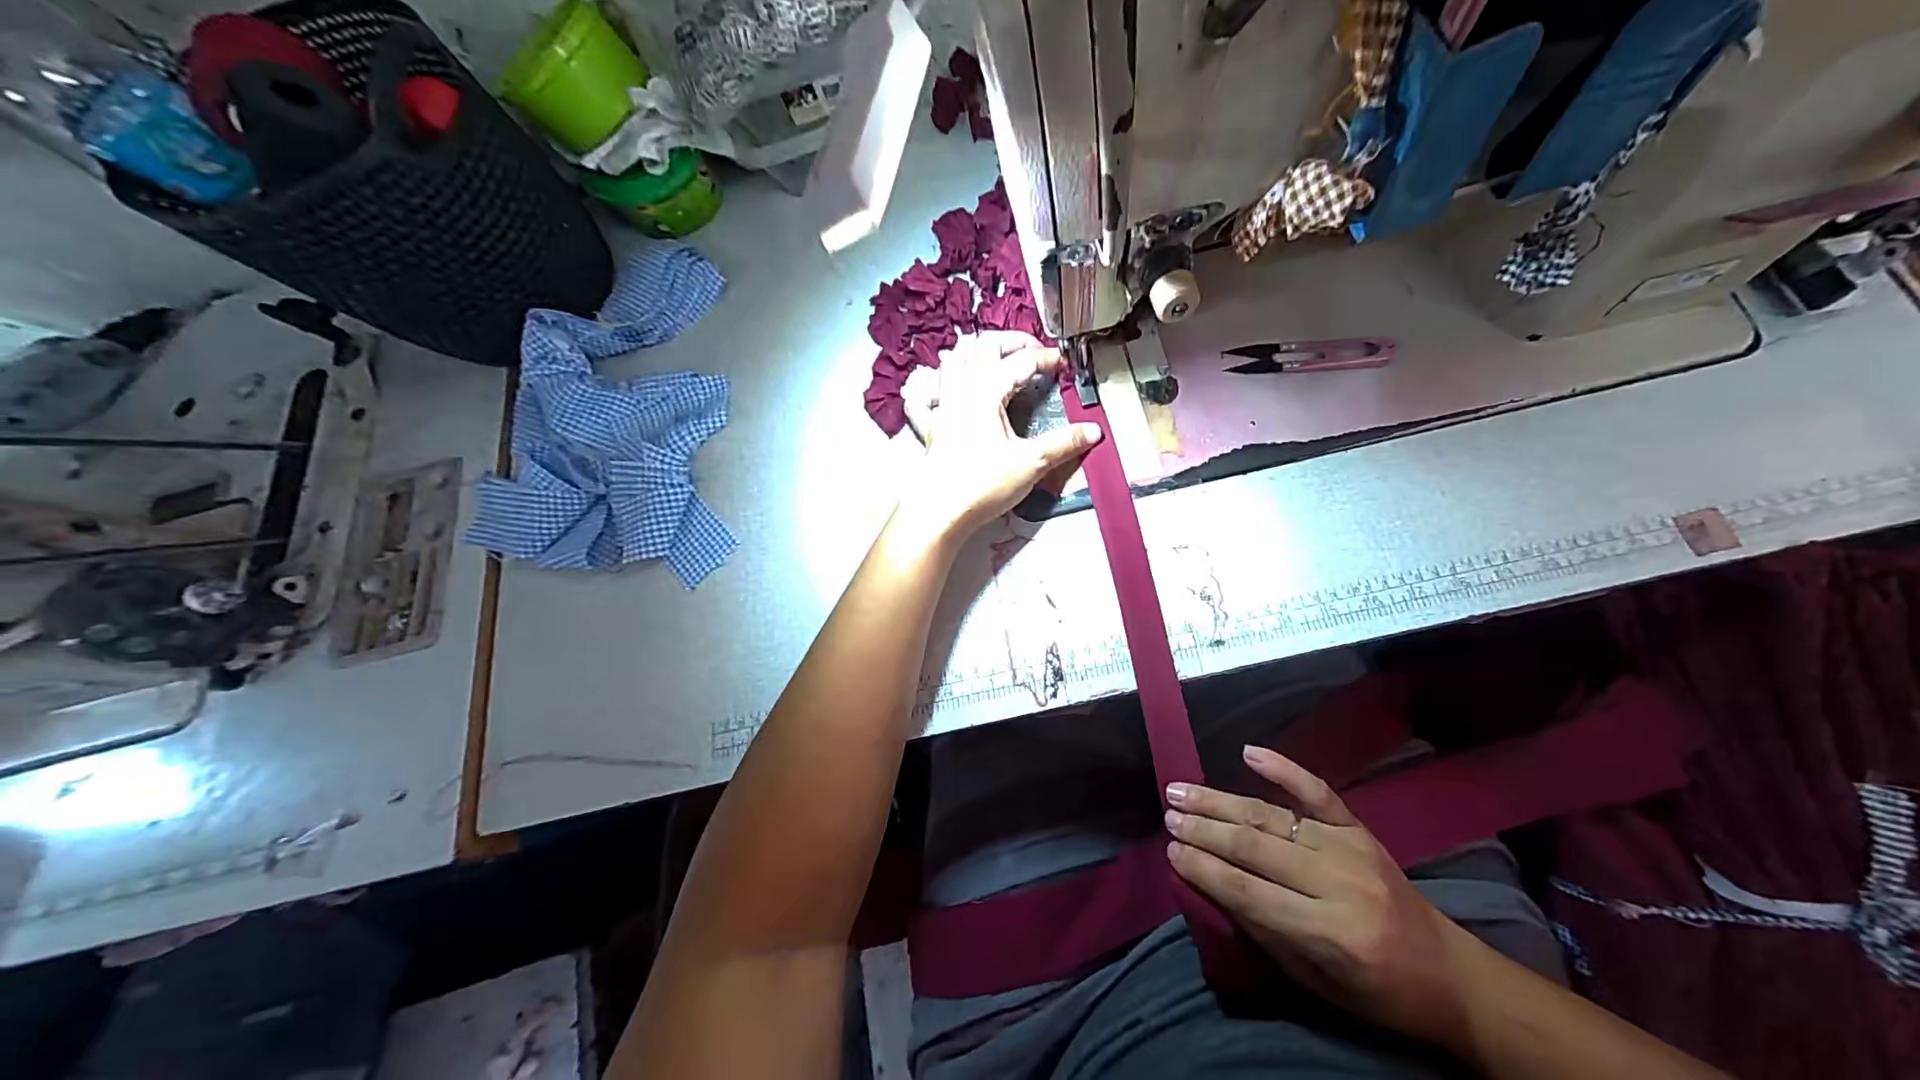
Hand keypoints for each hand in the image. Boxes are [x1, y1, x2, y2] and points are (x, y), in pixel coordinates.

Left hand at [897, 331, 1101, 538]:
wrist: (941, 511)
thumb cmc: (982, 485)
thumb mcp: (1032, 462)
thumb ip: (1064, 443)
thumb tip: (1092, 431)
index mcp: (987, 390)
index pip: (1022, 360)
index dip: (1046, 358)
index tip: (1063, 366)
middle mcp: (962, 389)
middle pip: (983, 345)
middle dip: (1010, 341)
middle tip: (1031, 351)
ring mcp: (942, 406)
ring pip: (952, 362)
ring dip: (972, 354)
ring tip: (991, 360)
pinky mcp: (930, 427)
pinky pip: (923, 397)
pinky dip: (932, 388)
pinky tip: (939, 391)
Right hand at [1164, 746, 1474, 1045]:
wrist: (1447, 975)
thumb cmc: (1374, 991)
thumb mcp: (1311, 979)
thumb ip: (1260, 928)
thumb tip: (1206, 880)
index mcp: (1329, 933)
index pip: (1247, 892)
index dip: (1203, 869)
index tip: (1169, 851)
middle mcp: (1339, 884)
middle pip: (1255, 847)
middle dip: (1205, 830)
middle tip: (1168, 817)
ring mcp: (1351, 849)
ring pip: (1272, 816)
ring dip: (1221, 801)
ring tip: (1181, 791)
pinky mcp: (1360, 829)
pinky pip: (1318, 791)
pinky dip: (1283, 768)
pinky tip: (1249, 752)